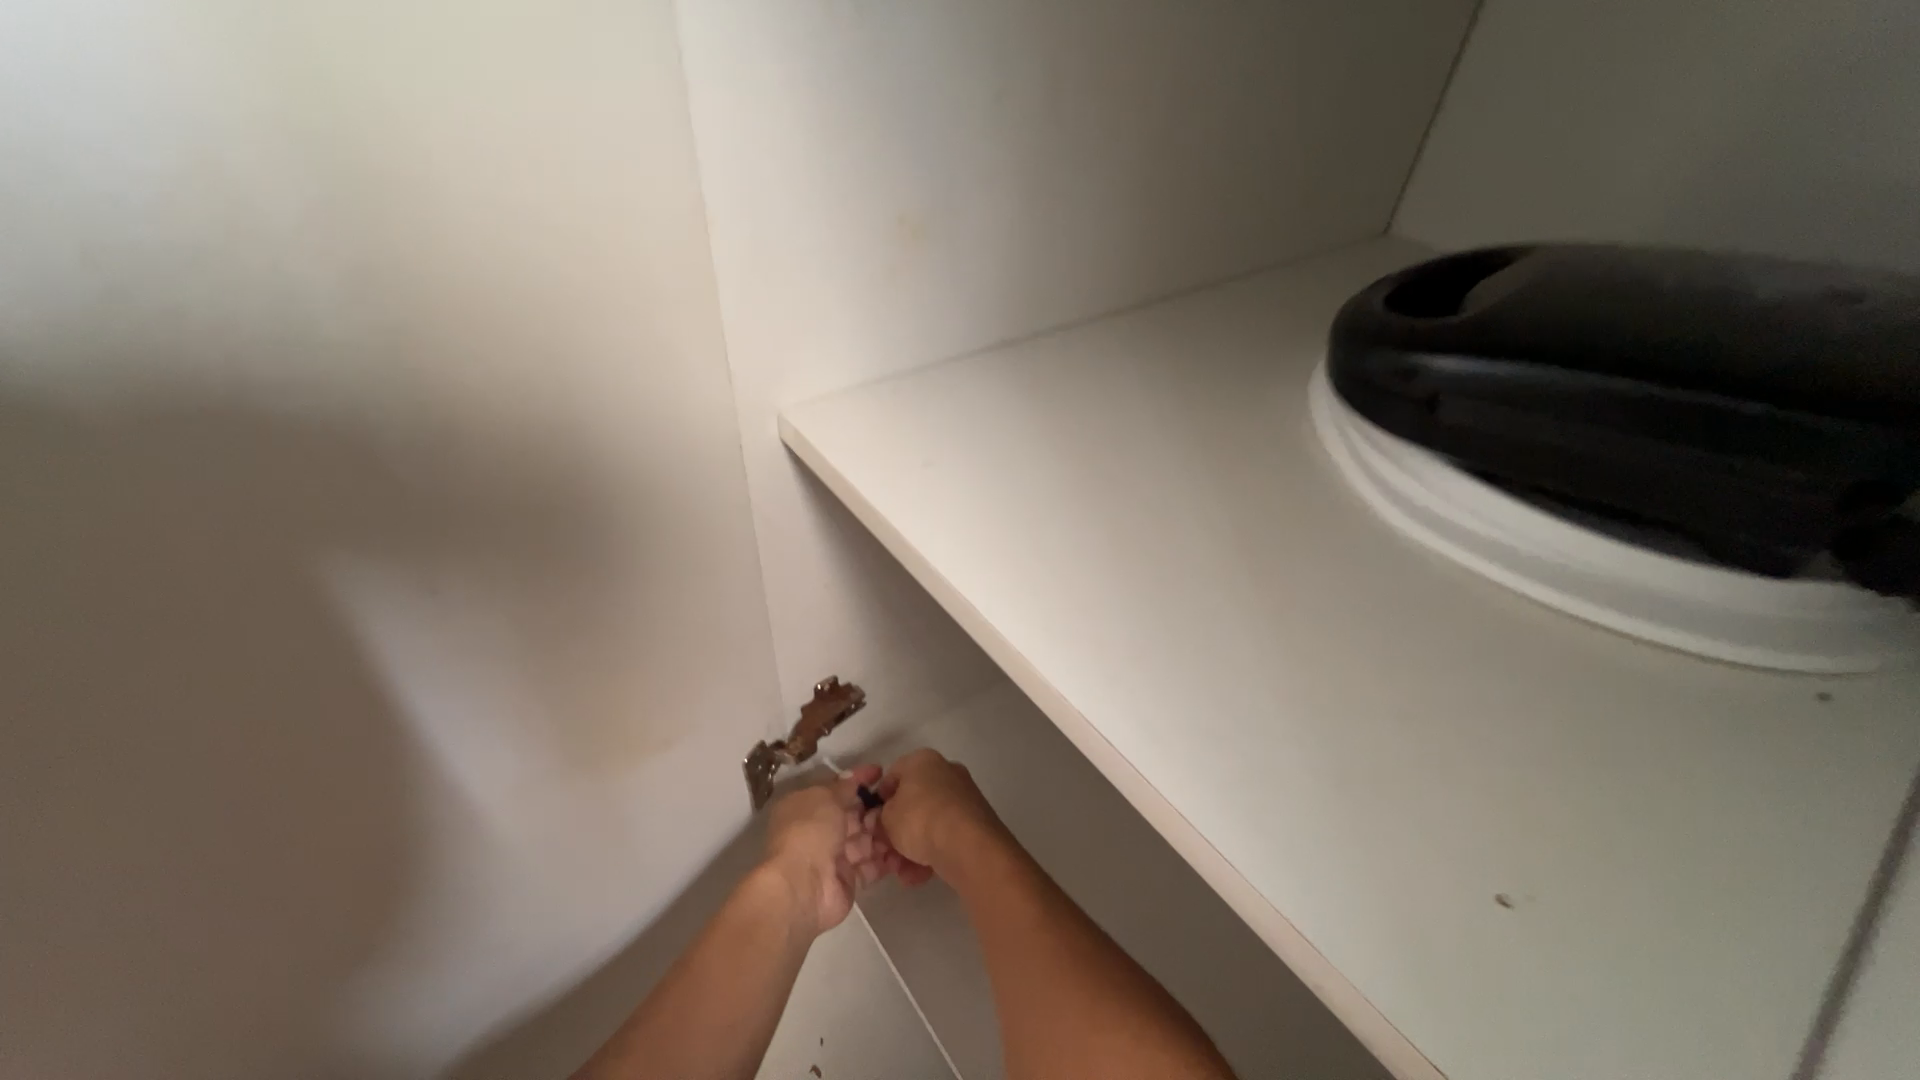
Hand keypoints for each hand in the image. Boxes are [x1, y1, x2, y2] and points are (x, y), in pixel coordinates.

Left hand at [761, 764, 891, 937]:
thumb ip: (843, 786)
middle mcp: (819, 830)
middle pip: (854, 816)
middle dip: (876, 808)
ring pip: (865, 840)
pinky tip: (906, 849)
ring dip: (884, 832)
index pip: (837, 788)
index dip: (858, 779)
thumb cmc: (811, 830)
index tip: (881, 771)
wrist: (803, 885)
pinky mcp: (848, 880)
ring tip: (907, 823)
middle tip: (902, 800)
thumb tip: (851, 776)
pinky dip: (887, 858)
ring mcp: (834, 857)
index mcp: (808, 806)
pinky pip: (871, 865)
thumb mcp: (825, 796)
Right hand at [874, 749, 1009, 883]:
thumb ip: (880, 817)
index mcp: (923, 761)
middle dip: (896, 831)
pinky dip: (931, 855)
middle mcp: (946, 773)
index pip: (893, 775)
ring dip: (911, 848)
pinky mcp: (975, 824)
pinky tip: (917, 877)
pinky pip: (945, 837)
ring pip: (928, 824)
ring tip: (900, 872)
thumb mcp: (886, 818)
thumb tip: (882, 821)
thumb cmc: (920, 819)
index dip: (879, 799)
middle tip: (884, 853)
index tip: (872, 822)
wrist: (967, 845)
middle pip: (912, 803)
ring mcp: (963, 799)